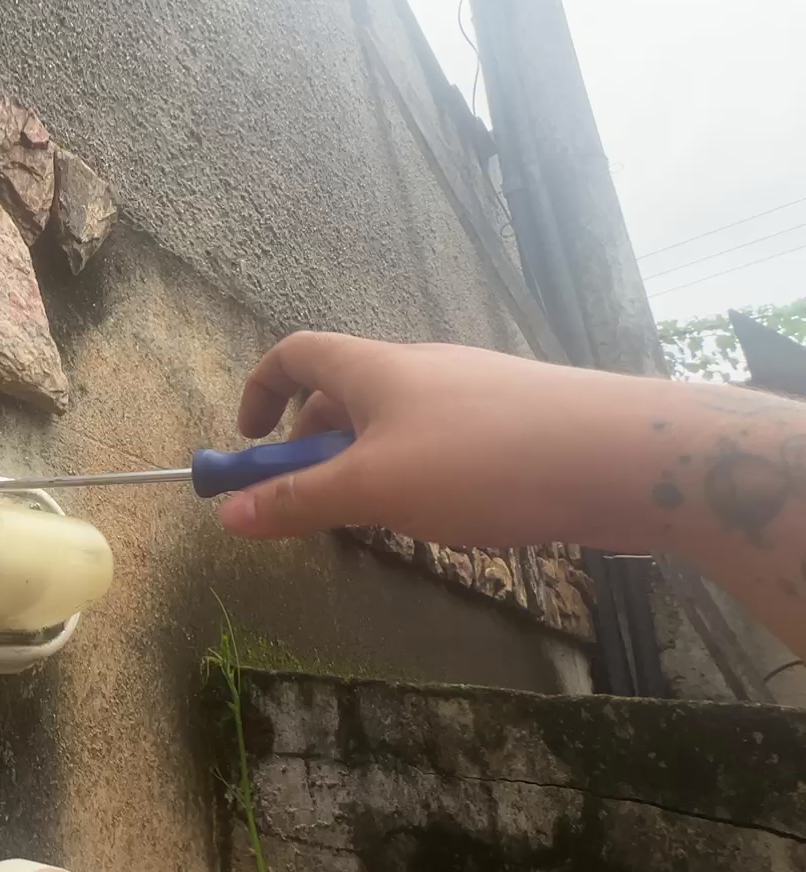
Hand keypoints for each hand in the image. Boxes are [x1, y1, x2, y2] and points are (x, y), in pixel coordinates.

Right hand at [217, 331, 686, 549]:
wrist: (642, 458)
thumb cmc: (483, 460)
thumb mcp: (370, 489)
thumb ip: (295, 502)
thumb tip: (229, 518)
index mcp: (374, 370)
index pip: (294, 354)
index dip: (260, 390)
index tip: (252, 439)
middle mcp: (418, 368)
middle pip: (338, 393)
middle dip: (310, 445)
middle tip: (311, 494)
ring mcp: (470, 390)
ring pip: (387, 420)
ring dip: (359, 460)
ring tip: (377, 511)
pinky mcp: (512, 417)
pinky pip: (434, 434)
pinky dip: (409, 465)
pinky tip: (439, 508)